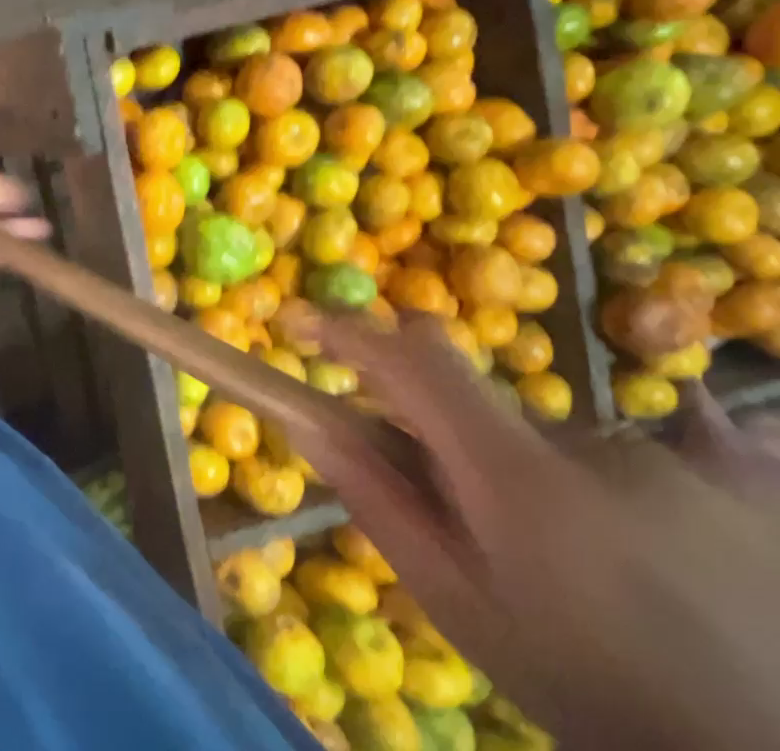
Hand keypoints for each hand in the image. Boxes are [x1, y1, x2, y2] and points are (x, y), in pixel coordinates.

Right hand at [299, 314, 779, 749]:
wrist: (762, 750)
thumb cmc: (581, 682)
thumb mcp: (456, 603)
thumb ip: (380, 504)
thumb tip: (308, 423)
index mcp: (516, 477)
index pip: (420, 365)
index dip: (353, 334)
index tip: (301, 326)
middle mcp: (596, 446)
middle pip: (484, 413)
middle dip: (451, 450)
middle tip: (467, 529)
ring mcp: (675, 460)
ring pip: (552, 445)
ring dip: (530, 482)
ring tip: (568, 569)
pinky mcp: (737, 481)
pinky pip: (628, 459)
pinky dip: (596, 493)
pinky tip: (632, 560)